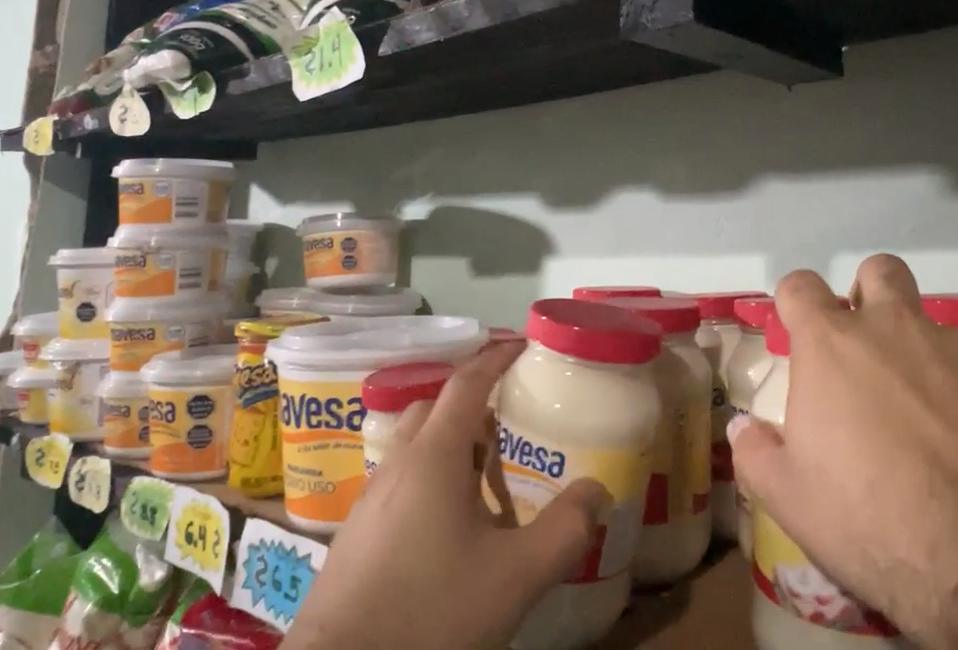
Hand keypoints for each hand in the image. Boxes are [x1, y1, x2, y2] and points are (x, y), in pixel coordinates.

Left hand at [285, 342, 607, 649]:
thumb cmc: (431, 611)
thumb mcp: (515, 576)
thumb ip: (565, 529)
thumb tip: (598, 490)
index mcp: (434, 456)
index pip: (467, 382)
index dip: (496, 356)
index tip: (525, 345)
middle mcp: (398, 463)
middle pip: (437, 406)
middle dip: (475, 398)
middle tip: (515, 414)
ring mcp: (372, 498)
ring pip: (416, 444)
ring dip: (453, 439)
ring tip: (491, 468)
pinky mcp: (359, 532)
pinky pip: (403, 478)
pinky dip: (433, 474)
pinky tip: (454, 520)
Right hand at [729, 254, 957, 648]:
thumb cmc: (876, 524)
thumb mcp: (791, 501)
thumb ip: (756, 453)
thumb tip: (743, 425)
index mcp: (833, 347)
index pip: (800, 286)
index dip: (796, 303)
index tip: (800, 332)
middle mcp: (897, 328)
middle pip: (880, 272)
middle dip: (871, 296)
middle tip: (872, 351)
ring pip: (940, 328)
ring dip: (929, 358)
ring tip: (939, 422)